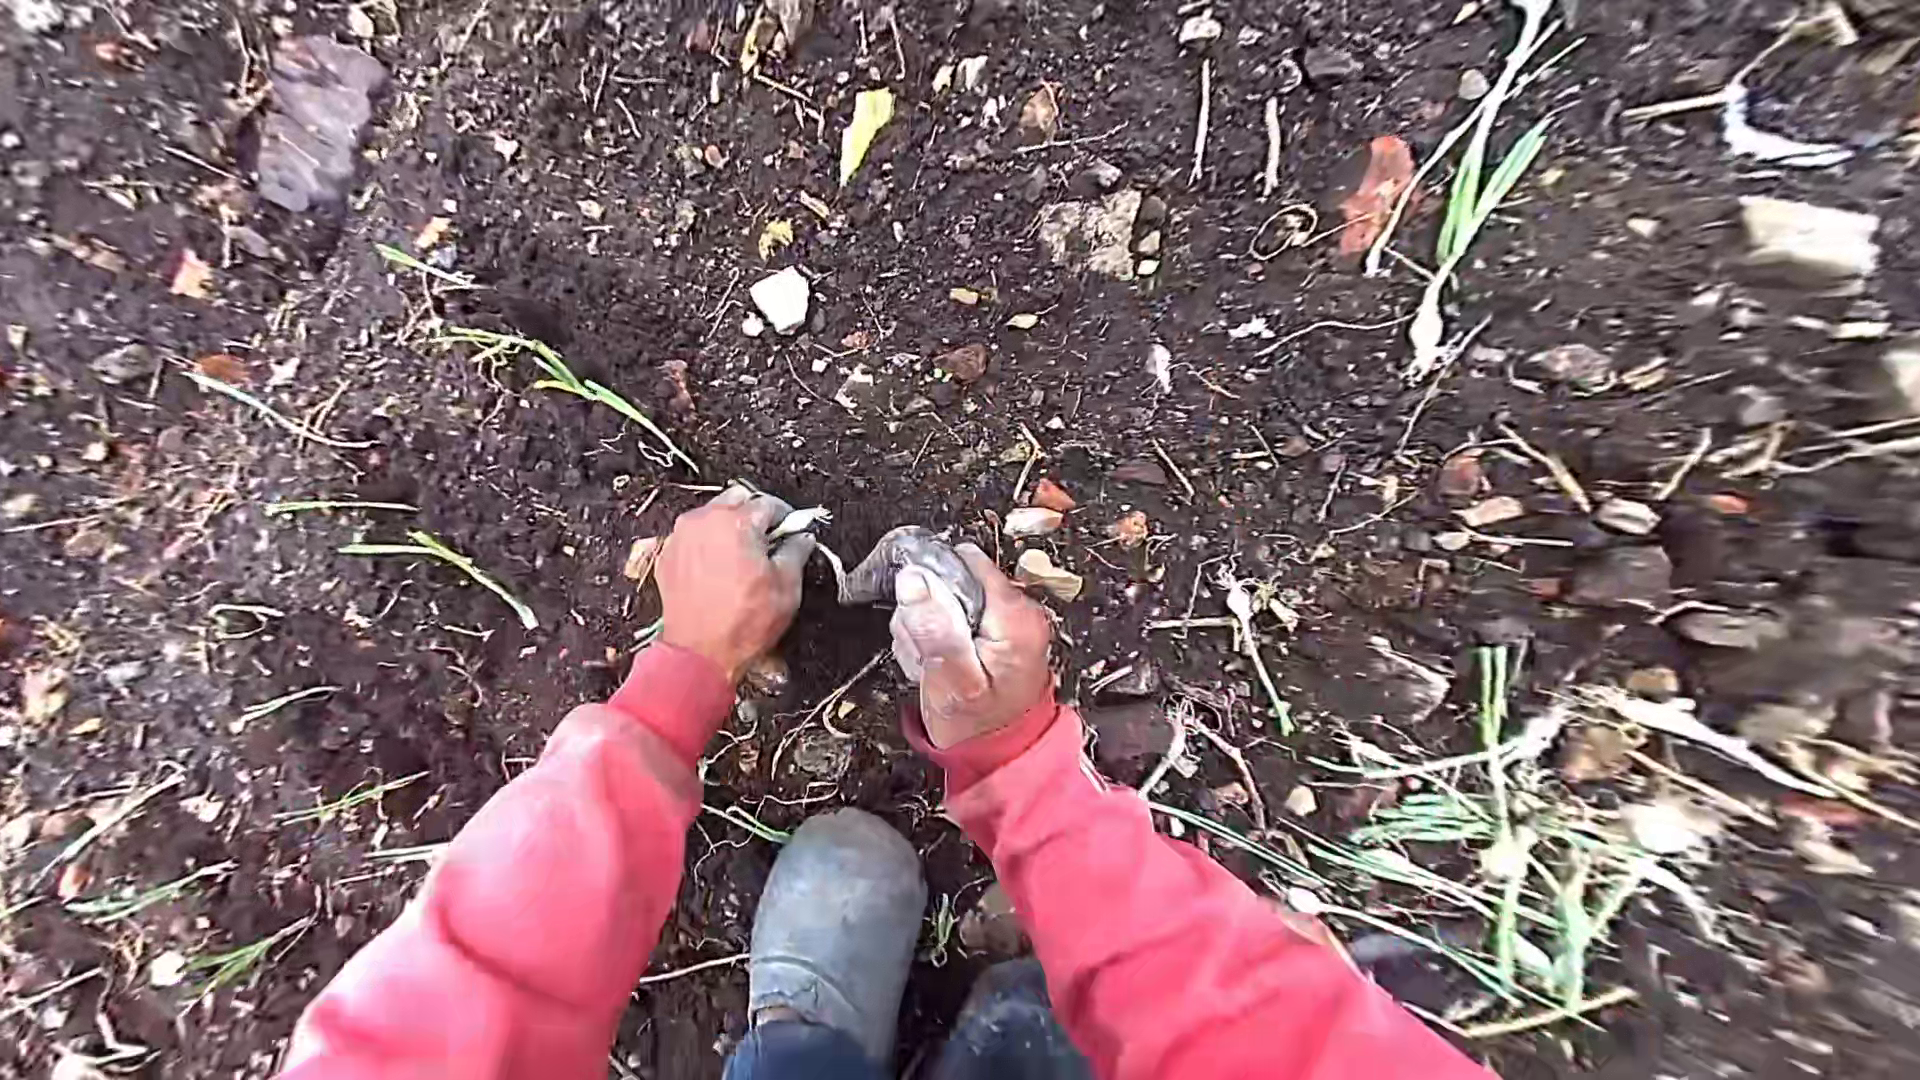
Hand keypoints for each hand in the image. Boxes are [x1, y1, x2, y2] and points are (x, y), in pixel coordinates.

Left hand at [657, 486, 814, 682]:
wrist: (700, 654)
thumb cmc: (743, 623)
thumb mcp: (787, 585)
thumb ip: (796, 551)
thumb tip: (801, 539)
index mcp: (736, 523)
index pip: (769, 504)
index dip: (787, 517)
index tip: (794, 530)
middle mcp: (704, 522)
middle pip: (737, 499)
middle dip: (756, 514)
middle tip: (771, 540)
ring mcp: (681, 538)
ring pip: (712, 514)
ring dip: (731, 525)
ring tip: (745, 554)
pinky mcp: (668, 556)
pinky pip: (694, 536)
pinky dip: (710, 542)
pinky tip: (722, 566)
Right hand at [890, 544, 1052, 747]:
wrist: (996, 756)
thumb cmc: (979, 725)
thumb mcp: (951, 679)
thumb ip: (935, 628)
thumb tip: (914, 578)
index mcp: (1014, 616)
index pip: (964, 564)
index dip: (933, 584)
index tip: (919, 616)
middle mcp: (1016, 611)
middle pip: (952, 581)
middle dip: (926, 613)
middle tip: (927, 653)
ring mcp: (1004, 620)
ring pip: (945, 600)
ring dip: (927, 630)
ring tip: (933, 663)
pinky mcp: (992, 631)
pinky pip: (951, 618)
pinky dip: (936, 639)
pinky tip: (939, 663)